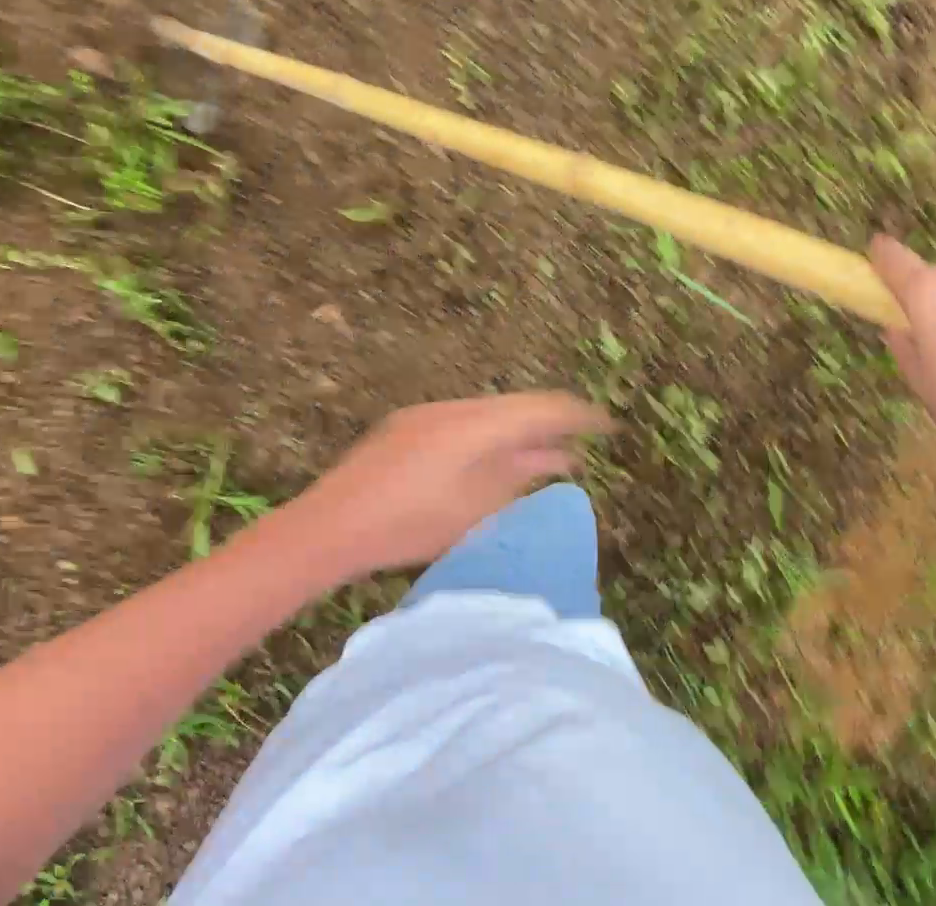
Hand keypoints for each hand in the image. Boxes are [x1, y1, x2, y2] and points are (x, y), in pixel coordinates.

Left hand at [270, 393, 613, 581]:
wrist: (328, 526)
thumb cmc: (407, 528)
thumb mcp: (474, 512)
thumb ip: (518, 480)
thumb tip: (554, 460)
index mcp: (473, 426)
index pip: (540, 409)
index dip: (578, 415)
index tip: (607, 424)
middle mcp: (452, 410)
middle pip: (515, 408)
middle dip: (550, 426)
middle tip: (581, 445)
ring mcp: (425, 416)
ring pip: (489, 416)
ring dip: (519, 434)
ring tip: (546, 457)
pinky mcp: (406, 430)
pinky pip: (464, 424)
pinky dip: (490, 440)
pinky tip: (497, 461)